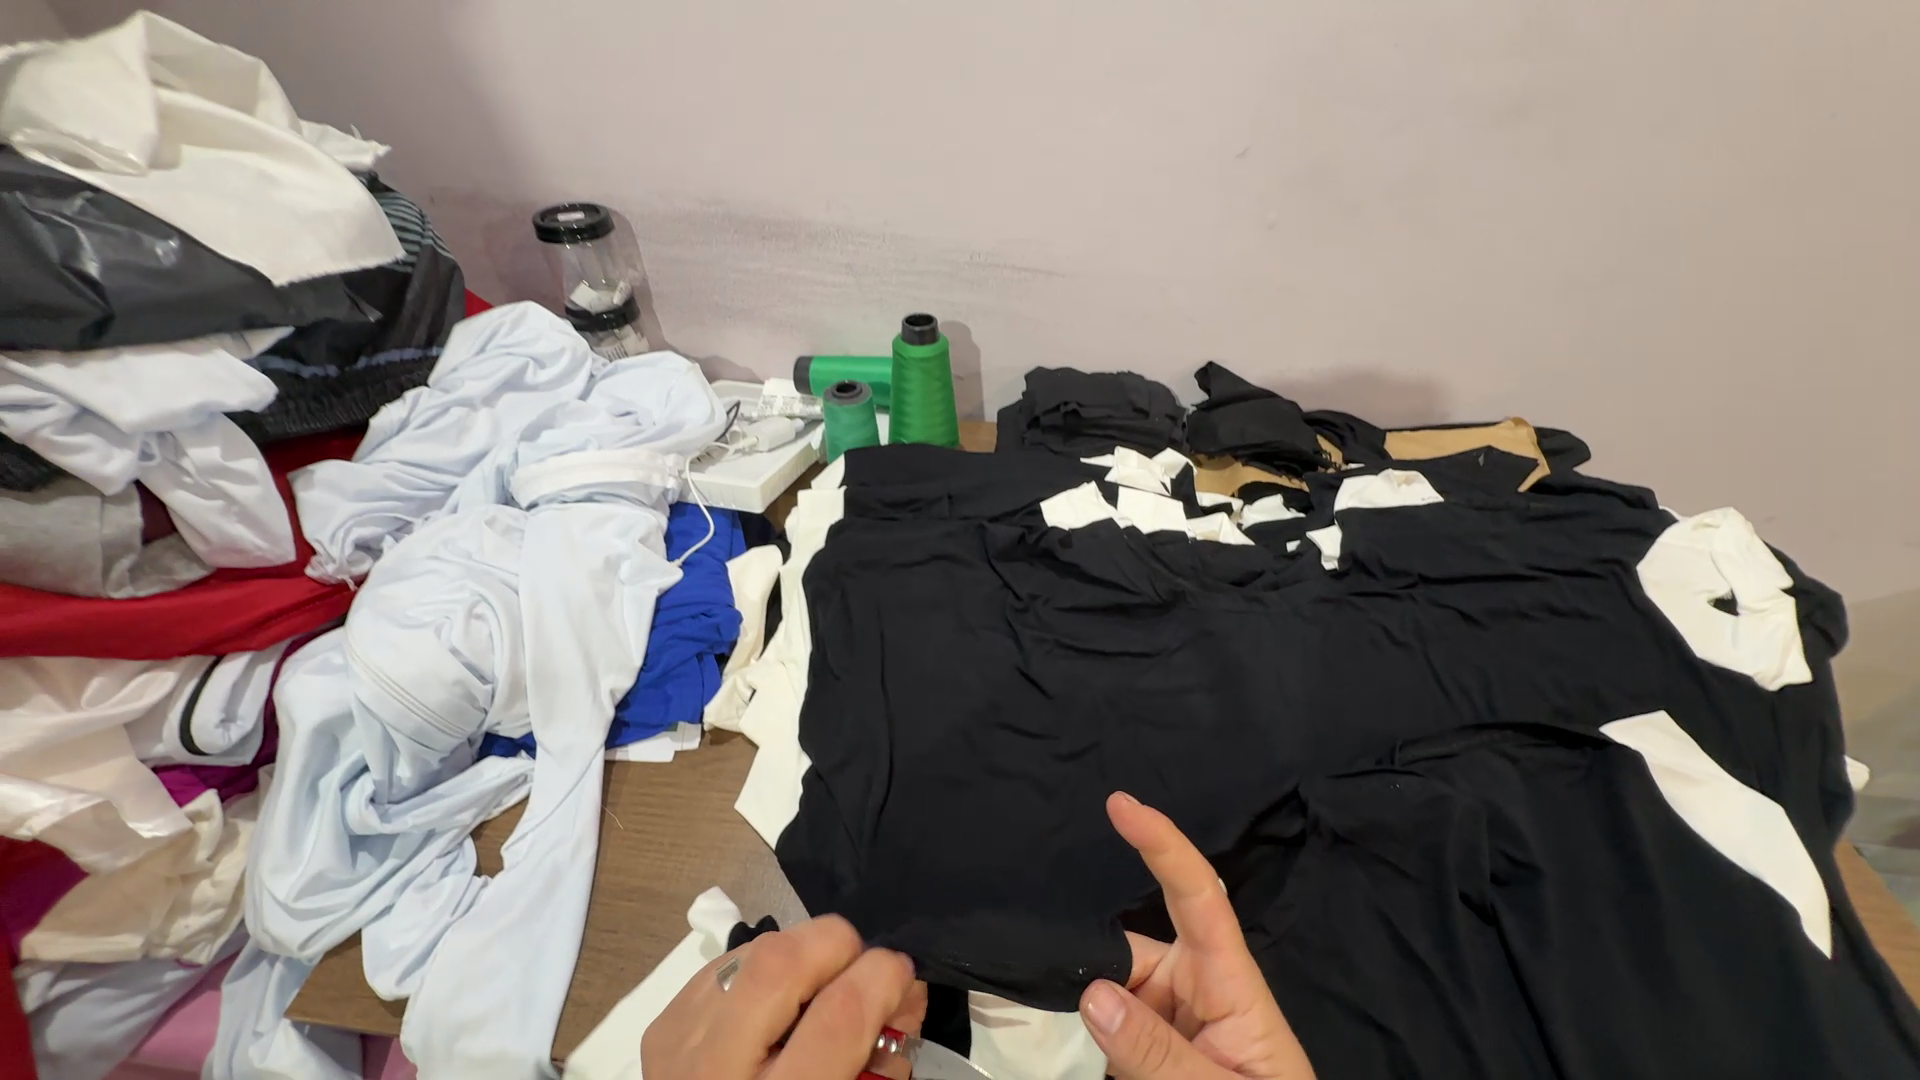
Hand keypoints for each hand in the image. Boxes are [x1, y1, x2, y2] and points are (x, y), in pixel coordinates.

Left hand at [642, 915, 927, 1079]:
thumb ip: (881, 1058)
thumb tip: (902, 986)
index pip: (839, 1014)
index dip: (883, 977)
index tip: (903, 973)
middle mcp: (716, 1071)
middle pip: (784, 958)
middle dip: (839, 946)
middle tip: (860, 973)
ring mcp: (680, 1043)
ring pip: (756, 948)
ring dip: (803, 955)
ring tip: (817, 993)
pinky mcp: (663, 1026)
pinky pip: (728, 963)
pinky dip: (764, 969)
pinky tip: (773, 1006)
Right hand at [1079, 792, 1315, 1079]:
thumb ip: (1160, 1053)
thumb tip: (1092, 991)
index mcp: (1229, 980)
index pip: (1197, 895)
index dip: (1161, 843)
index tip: (1120, 804)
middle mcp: (1194, 989)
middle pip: (1129, 951)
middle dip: (1090, 958)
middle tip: (1039, 980)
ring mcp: (1169, 1022)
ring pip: (1109, 991)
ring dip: (1081, 1006)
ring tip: (1052, 1026)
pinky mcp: (1148, 1051)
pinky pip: (1105, 1026)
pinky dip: (1080, 1032)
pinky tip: (1055, 1040)